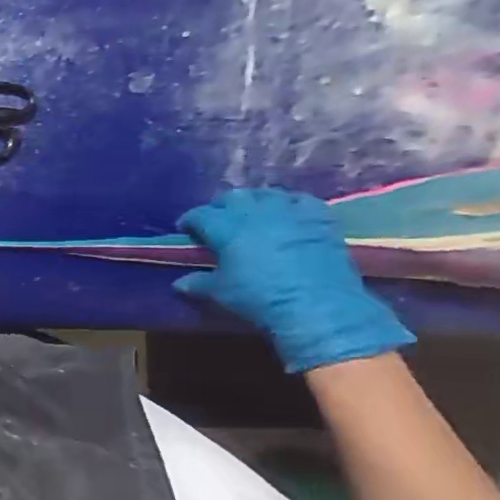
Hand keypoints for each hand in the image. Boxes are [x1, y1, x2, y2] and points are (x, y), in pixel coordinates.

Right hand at [173, 188, 413, 372]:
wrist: (317, 306)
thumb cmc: (259, 298)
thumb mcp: (221, 292)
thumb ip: (198, 283)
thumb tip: (179, 284)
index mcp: (225, 227)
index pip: (200, 215)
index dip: (189, 221)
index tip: (186, 230)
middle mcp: (255, 211)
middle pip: (232, 197)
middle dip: (221, 207)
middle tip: (219, 221)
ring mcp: (290, 211)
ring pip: (266, 194)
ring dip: (255, 202)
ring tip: (253, 216)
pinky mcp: (320, 218)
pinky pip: (301, 201)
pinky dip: (291, 205)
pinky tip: (290, 216)